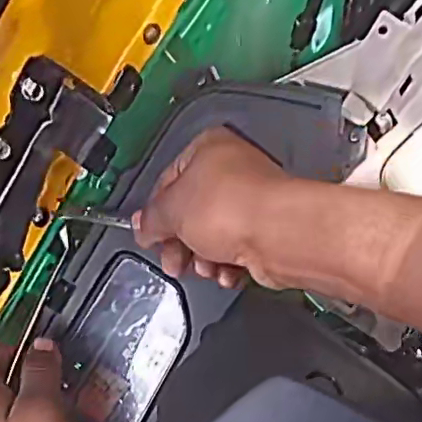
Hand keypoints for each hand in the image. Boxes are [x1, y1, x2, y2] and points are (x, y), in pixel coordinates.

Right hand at [133, 127, 291, 289]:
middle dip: (181, 244)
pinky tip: (227, 272)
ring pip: (215, 237)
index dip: (156, 214)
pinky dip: (229, 266)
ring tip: (205, 266)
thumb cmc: (231, 209)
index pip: (169, 182)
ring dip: (205, 258)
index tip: (150, 236)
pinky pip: (238, 252)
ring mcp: (253, 203)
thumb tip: (144, 227)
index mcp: (208, 149)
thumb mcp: (171, 211)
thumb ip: (151, 220)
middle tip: (174, 261)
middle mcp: (233, 171)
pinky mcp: (267, 233)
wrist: (277, 236)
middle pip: (193, 213)